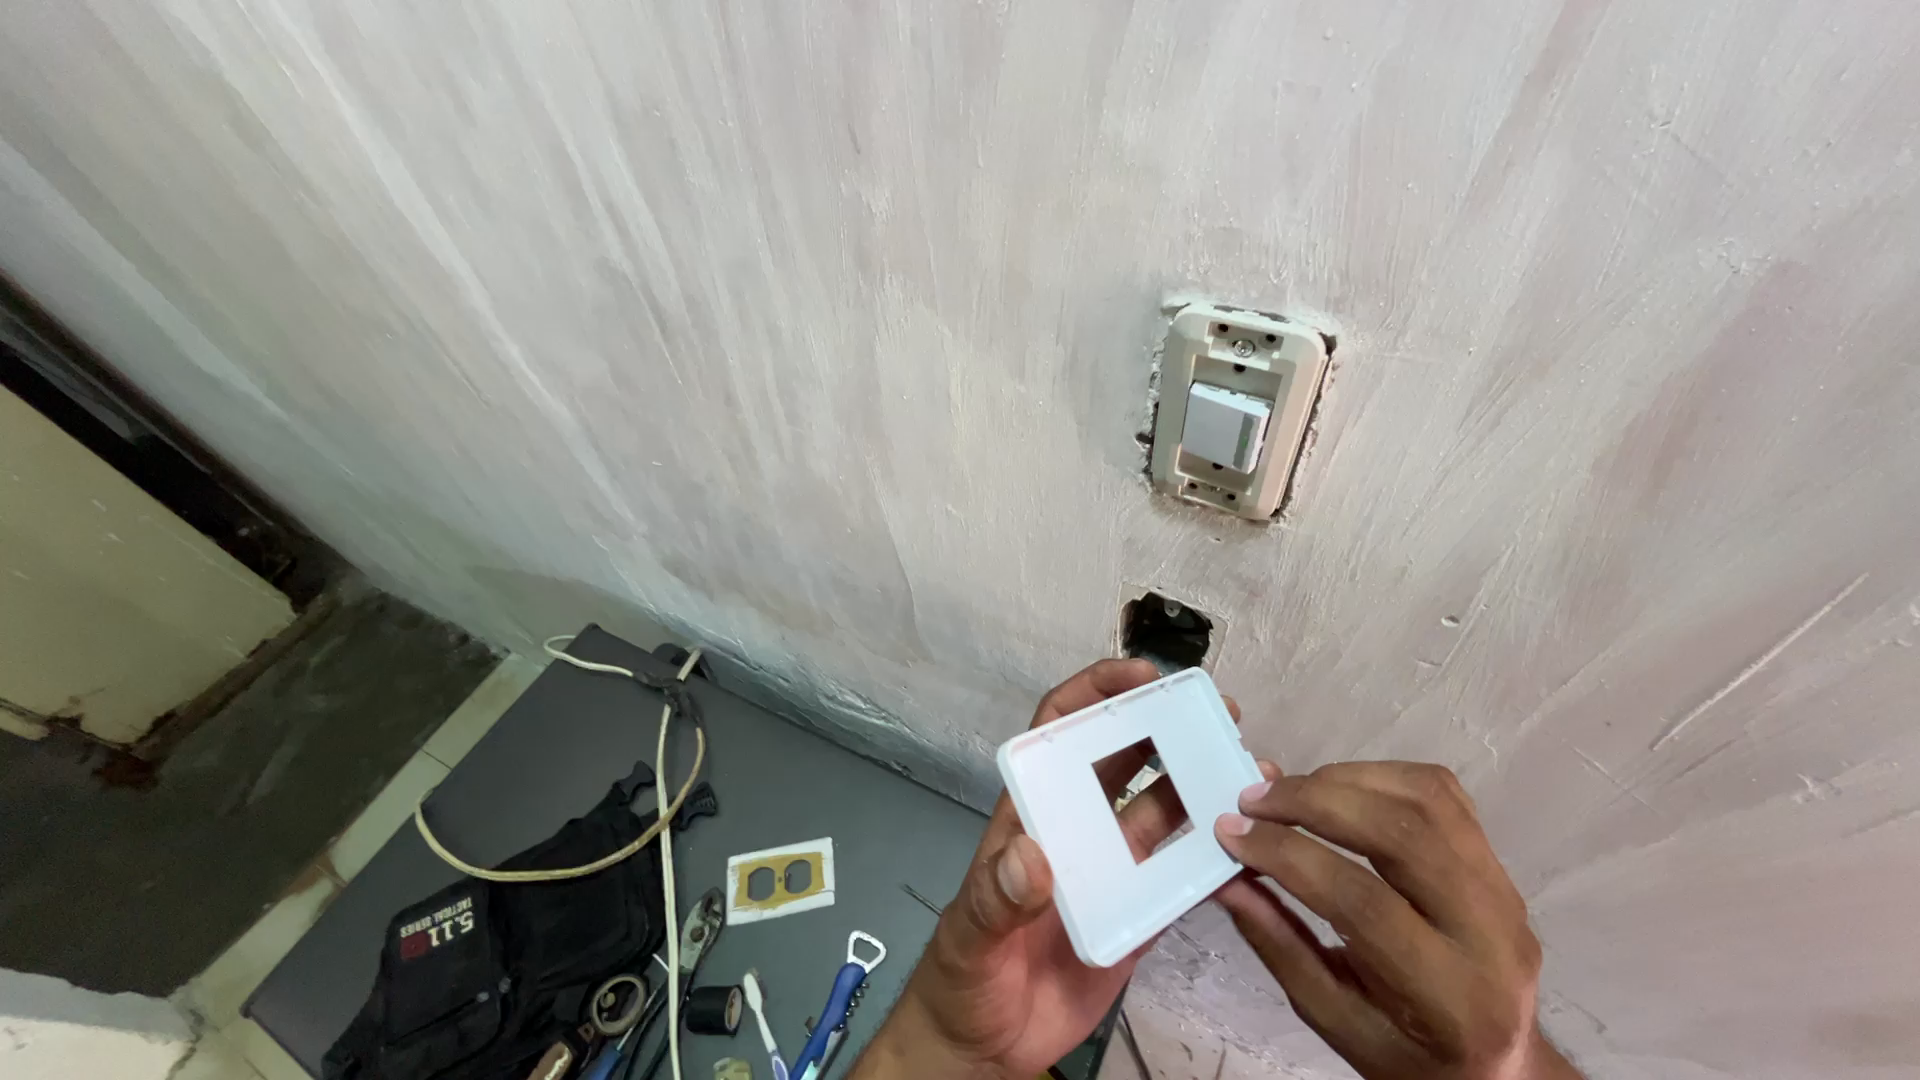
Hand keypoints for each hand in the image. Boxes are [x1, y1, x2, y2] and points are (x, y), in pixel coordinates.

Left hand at [851, 658, 1238, 1079]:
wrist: (986, 1044)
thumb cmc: (964, 976)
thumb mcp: (971, 934)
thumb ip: (997, 897)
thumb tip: (1032, 856)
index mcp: (1033, 811)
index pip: (1060, 728)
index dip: (1097, 691)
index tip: (1144, 674)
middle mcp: (1077, 827)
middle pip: (1124, 757)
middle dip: (1167, 726)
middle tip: (1220, 714)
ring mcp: (1111, 868)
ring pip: (1163, 811)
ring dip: (1202, 786)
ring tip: (1249, 771)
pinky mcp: (1139, 914)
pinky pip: (1181, 875)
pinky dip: (1213, 857)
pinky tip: (1248, 845)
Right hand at [1214, 762, 1581, 1079]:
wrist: (1501, 1061)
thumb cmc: (1407, 1052)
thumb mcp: (1332, 1018)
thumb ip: (1278, 944)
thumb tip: (1225, 875)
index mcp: (1448, 996)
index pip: (1362, 902)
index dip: (1288, 856)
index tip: (1230, 832)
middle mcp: (1490, 933)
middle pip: (1400, 833)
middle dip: (1312, 801)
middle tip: (1252, 799)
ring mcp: (1502, 887)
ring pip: (1423, 798)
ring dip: (1342, 780)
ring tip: (1287, 791)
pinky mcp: (1496, 858)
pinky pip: (1440, 791)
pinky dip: (1377, 775)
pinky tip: (1336, 789)